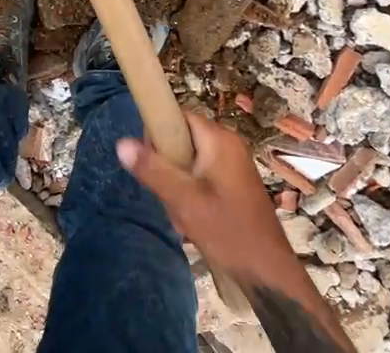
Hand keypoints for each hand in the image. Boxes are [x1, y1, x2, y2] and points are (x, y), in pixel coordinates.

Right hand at [116, 112, 282, 278]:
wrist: (268, 273)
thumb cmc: (227, 231)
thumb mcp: (183, 200)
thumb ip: (152, 169)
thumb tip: (121, 143)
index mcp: (219, 139)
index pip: (177, 116)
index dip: (158, 134)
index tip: (150, 160)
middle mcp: (228, 143)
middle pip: (181, 139)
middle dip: (168, 165)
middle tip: (166, 193)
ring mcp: (234, 163)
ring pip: (189, 160)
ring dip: (178, 184)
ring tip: (181, 212)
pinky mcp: (234, 182)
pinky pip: (202, 175)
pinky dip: (192, 192)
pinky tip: (192, 218)